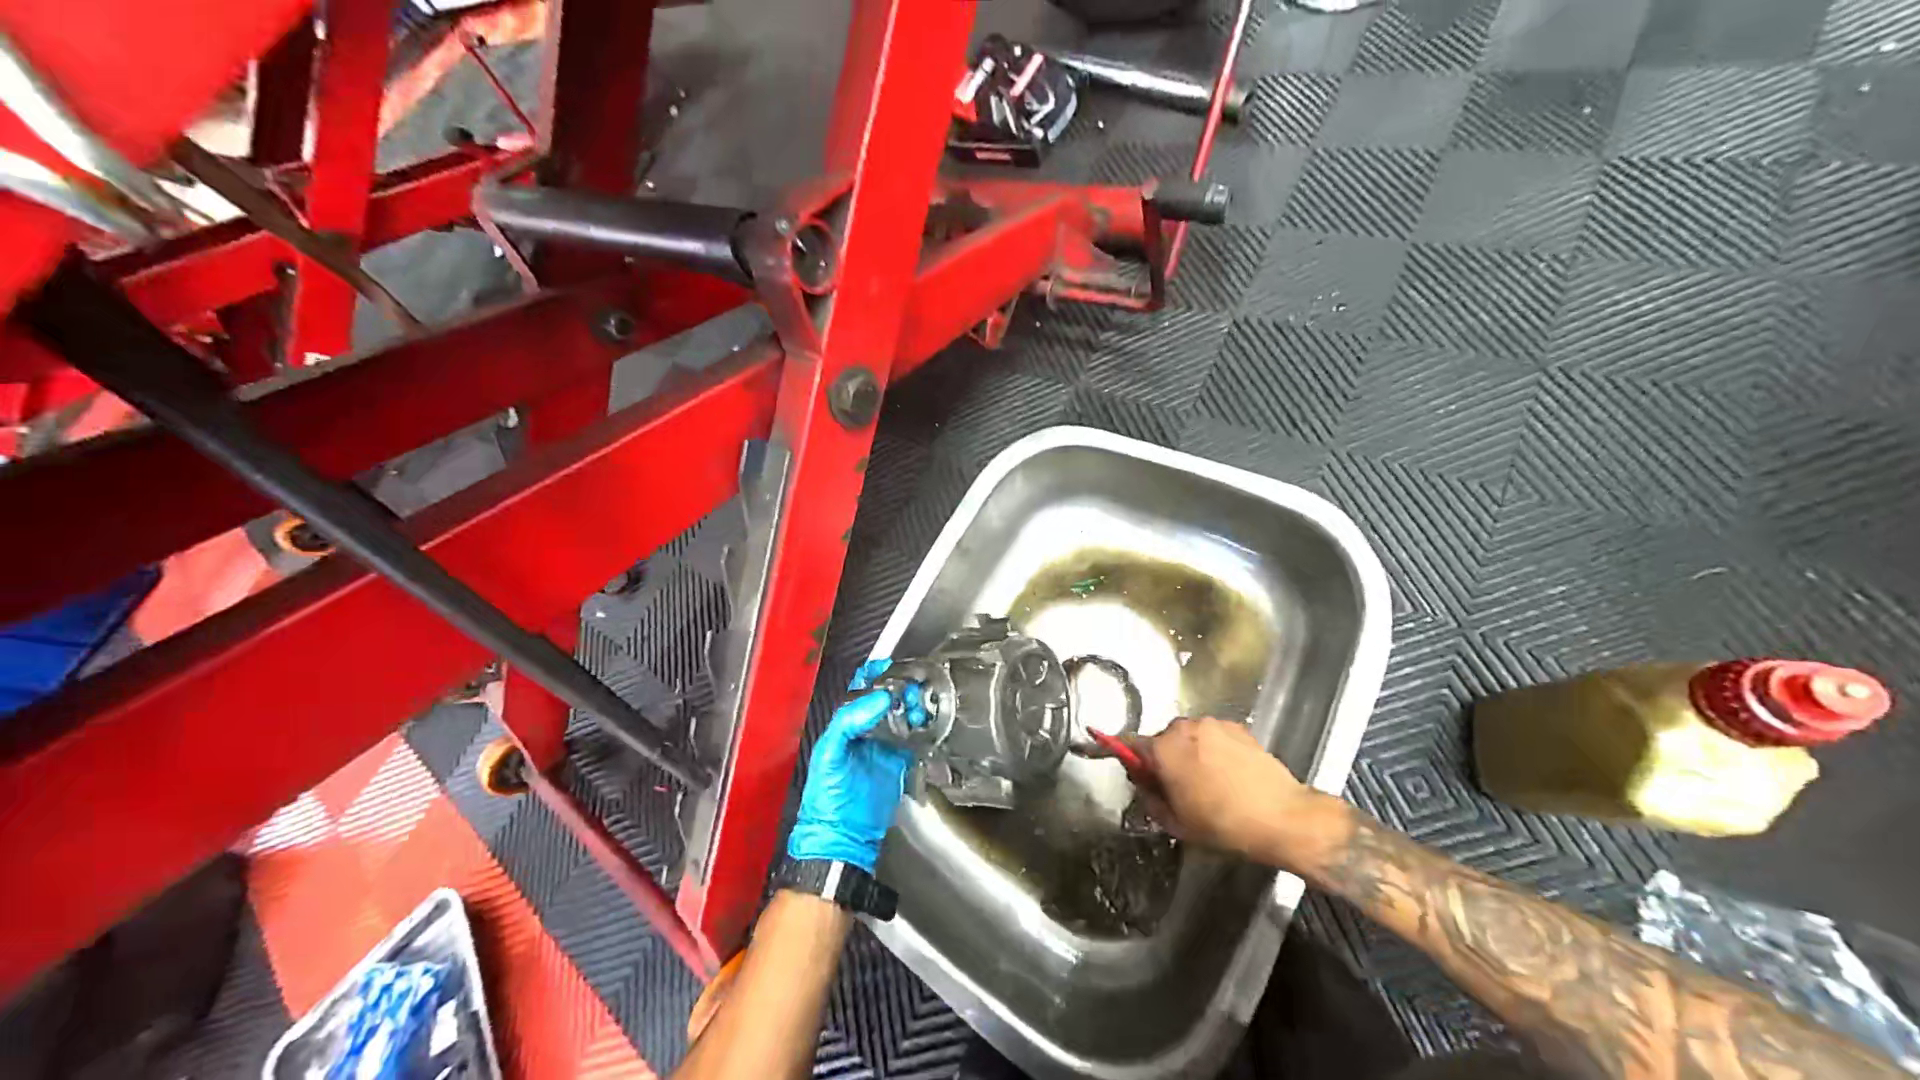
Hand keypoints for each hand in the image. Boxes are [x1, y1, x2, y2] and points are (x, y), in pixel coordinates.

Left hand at [786, 658, 927, 873]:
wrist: (844, 836)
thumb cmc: (827, 797)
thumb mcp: (830, 754)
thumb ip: (848, 722)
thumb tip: (876, 699)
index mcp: (847, 725)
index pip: (860, 690)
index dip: (874, 674)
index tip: (889, 664)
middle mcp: (867, 731)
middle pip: (888, 699)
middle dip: (900, 688)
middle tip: (911, 686)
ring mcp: (885, 746)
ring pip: (903, 715)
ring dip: (913, 706)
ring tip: (918, 705)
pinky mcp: (901, 762)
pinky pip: (916, 738)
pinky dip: (923, 728)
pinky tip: (926, 723)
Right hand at [1131, 716, 1316, 859]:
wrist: (1283, 818)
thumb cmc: (1223, 824)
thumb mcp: (1175, 822)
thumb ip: (1149, 798)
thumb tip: (1145, 785)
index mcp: (1163, 748)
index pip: (1129, 743)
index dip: (1131, 760)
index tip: (1141, 777)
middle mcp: (1184, 727)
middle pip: (1162, 739)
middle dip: (1165, 758)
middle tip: (1178, 787)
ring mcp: (1213, 724)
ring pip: (1189, 737)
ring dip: (1190, 753)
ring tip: (1208, 782)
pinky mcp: (1238, 728)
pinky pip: (1214, 736)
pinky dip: (1214, 750)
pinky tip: (1229, 774)